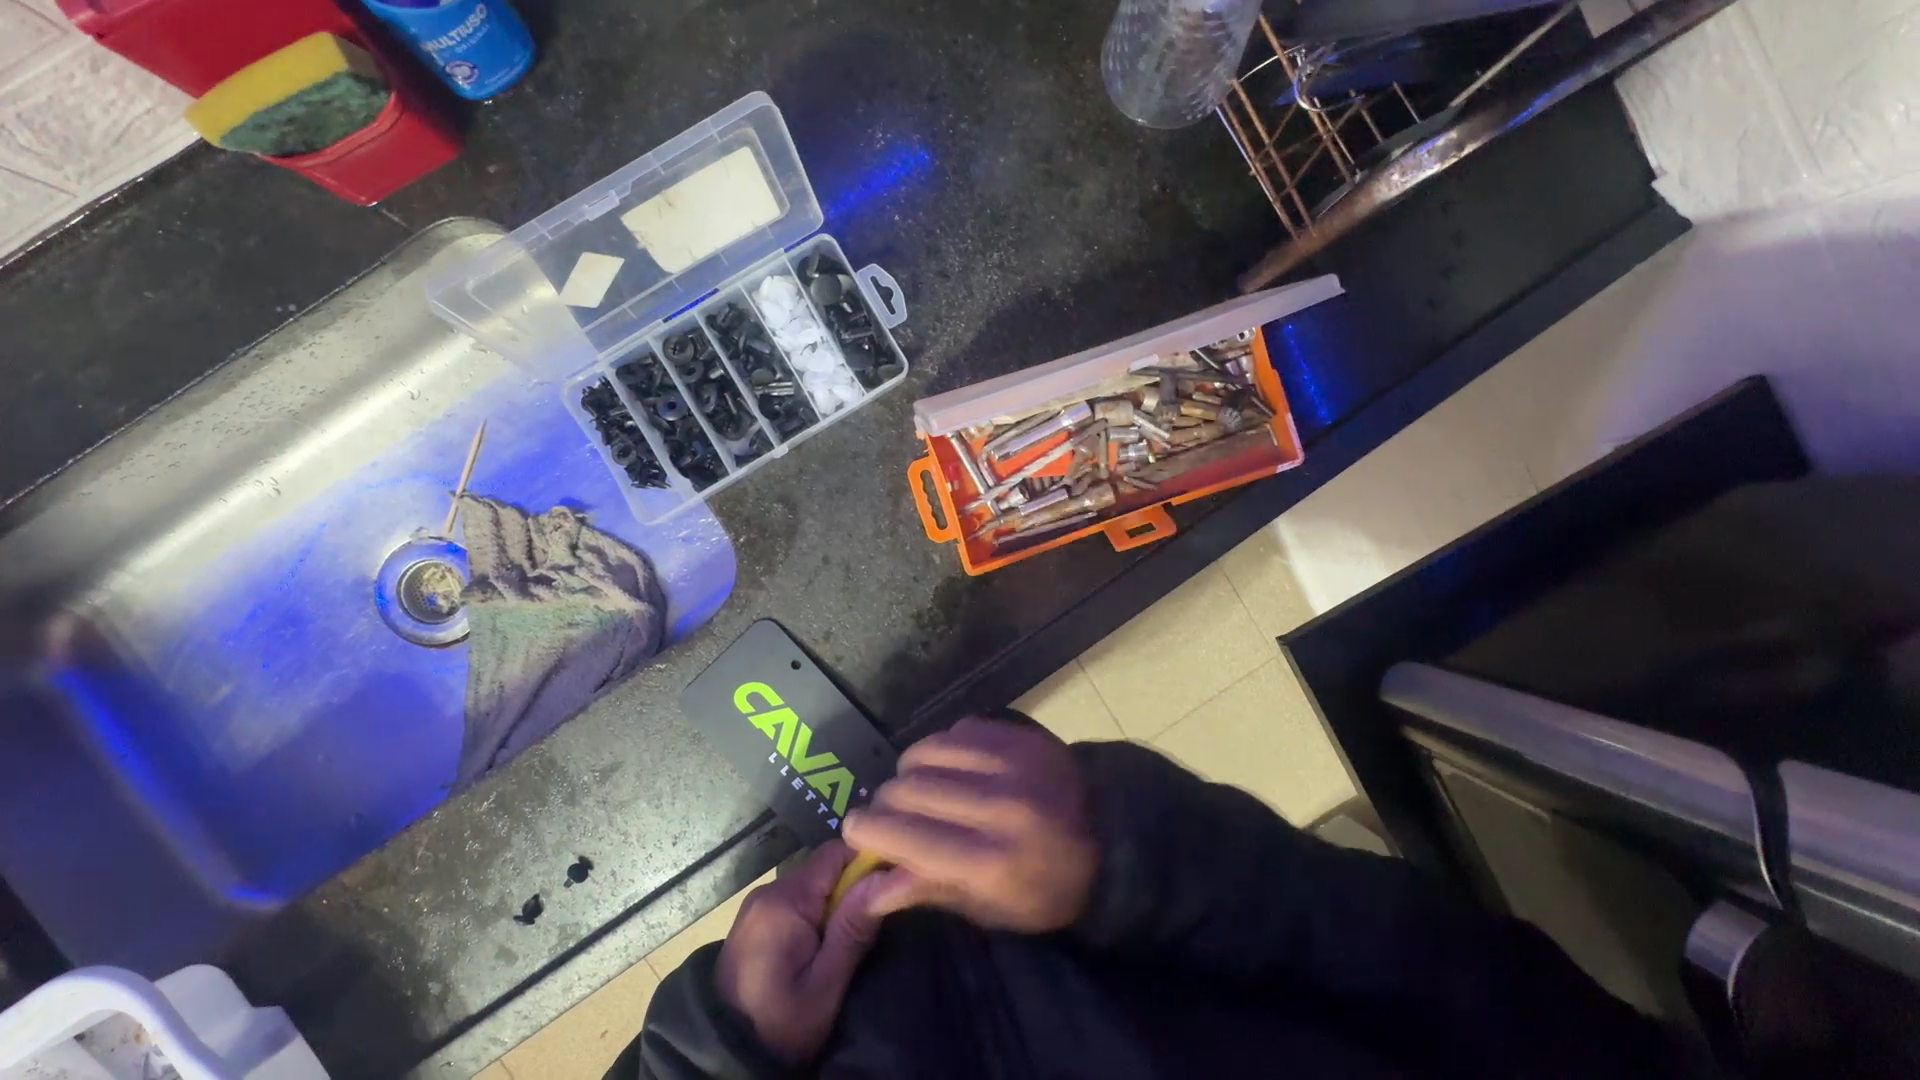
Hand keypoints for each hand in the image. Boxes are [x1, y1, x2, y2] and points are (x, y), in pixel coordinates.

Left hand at [715, 840, 885, 1064]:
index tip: (889, 888)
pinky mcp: (754, 921)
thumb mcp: (826, 984)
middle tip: (868, 927)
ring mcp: (757, 905)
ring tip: (844, 941)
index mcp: (785, 900)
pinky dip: (814, 915)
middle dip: (850, 891)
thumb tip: (885, 878)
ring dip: (832, 906)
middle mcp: (768, 891)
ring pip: (811, 885)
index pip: (836, 852)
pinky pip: (794, 901)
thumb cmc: (779, 1024)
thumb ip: (854, 928)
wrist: (727, 1054)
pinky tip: (819, 946)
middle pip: (823, 869)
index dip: (866, 864)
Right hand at [843, 717, 1098, 932]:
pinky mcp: (1022, 736)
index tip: (855, 831)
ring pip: (925, 752)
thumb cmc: (1047, 890)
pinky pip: (957, 729)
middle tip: (891, 816)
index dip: (866, 831)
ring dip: (910, 772)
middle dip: (885, 803)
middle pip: (907, 789)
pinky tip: (952, 768)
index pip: (903, 836)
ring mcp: (1013, 763)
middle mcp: (1000, 806)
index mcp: (992, 862)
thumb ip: (927, 890)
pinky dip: (943, 749)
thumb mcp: (990, 909)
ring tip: (920, 789)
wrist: (1113, 841)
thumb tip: (868, 887)